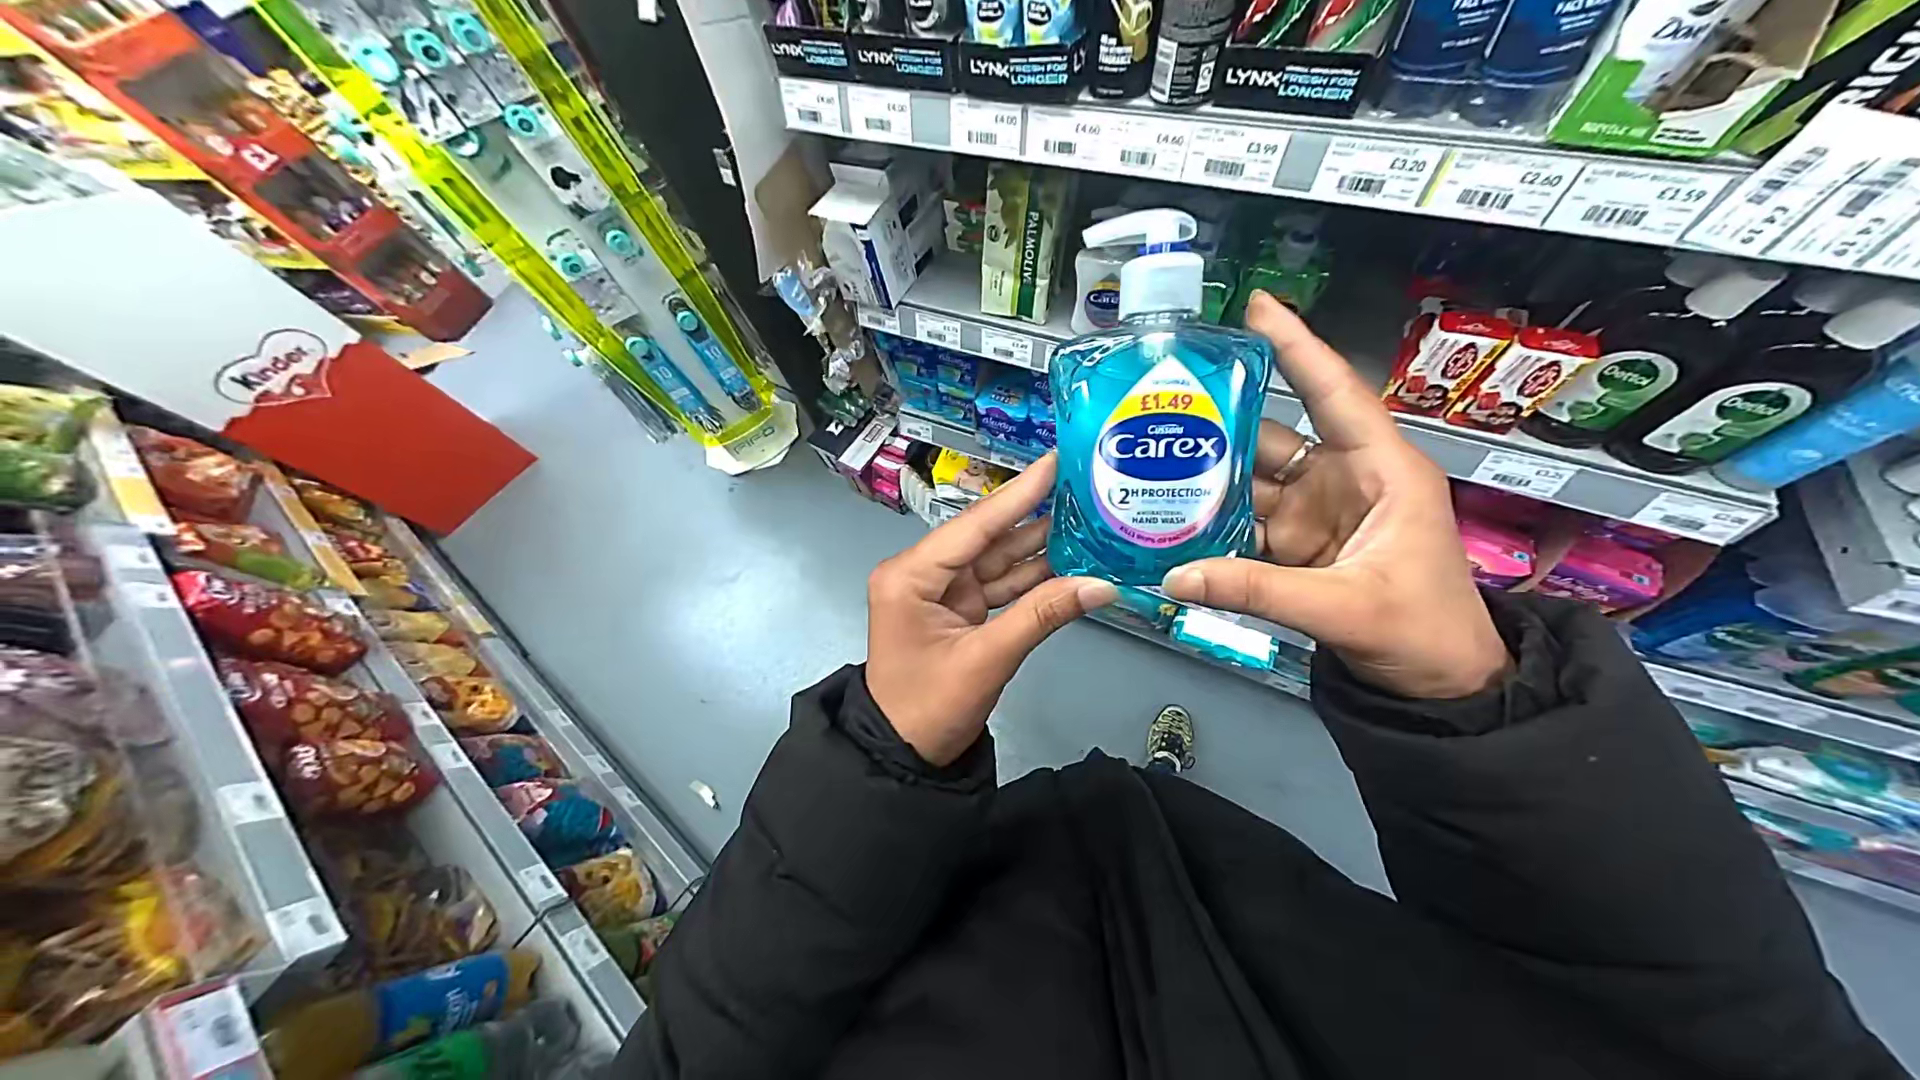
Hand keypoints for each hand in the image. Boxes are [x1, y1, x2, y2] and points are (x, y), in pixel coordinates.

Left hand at [867, 454, 1117, 765]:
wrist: (901, 755)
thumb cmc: (928, 708)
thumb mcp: (986, 660)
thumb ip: (1042, 616)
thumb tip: (1102, 586)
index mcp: (913, 574)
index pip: (976, 525)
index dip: (1020, 493)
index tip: (1056, 461)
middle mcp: (925, 573)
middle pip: (989, 538)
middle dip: (1036, 515)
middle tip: (1084, 486)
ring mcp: (943, 591)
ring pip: (999, 561)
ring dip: (1041, 547)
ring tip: (1089, 520)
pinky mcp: (958, 610)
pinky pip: (1001, 586)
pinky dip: (1033, 579)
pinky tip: (1070, 563)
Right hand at [1160, 292, 1511, 699]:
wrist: (1440, 684)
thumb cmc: (1423, 630)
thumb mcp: (1344, 607)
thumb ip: (1256, 590)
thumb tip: (1175, 576)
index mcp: (1379, 470)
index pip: (1334, 393)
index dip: (1296, 348)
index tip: (1254, 308)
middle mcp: (1342, 480)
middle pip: (1273, 437)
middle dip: (1221, 421)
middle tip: (1163, 406)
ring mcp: (1312, 513)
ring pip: (1249, 480)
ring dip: (1206, 476)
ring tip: (1149, 464)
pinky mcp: (1291, 545)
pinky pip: (1242, 522)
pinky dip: (1209, 522)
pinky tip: (1171, 518)